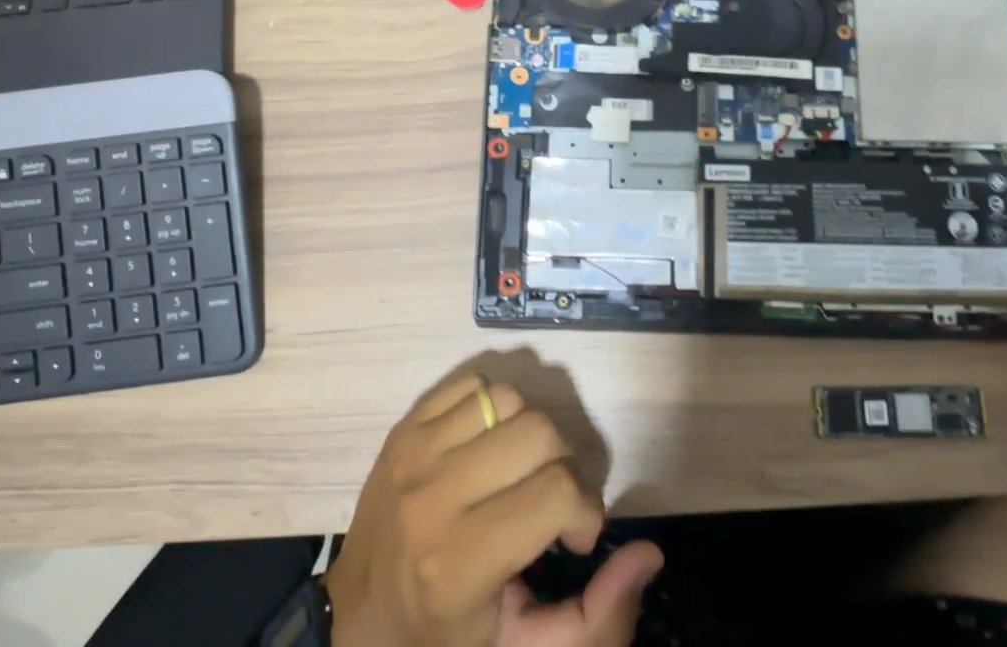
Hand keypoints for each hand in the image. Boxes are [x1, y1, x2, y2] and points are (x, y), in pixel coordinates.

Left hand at [326, 374, 663, 646]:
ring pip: (508, 397)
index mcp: (460, 562)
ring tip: (520, 473)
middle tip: (552, 503)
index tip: (576, 538)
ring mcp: (411, 454)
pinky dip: (494, 407)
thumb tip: (650, 553)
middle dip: (564, 467)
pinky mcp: (400, 429)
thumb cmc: (444, 636)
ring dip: (530, 433)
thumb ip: (599, 617)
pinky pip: (470, 384)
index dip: (585, 509)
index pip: (555, 491)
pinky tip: (489, 448)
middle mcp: (432, 497)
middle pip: (538, 432)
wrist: (356, 621)